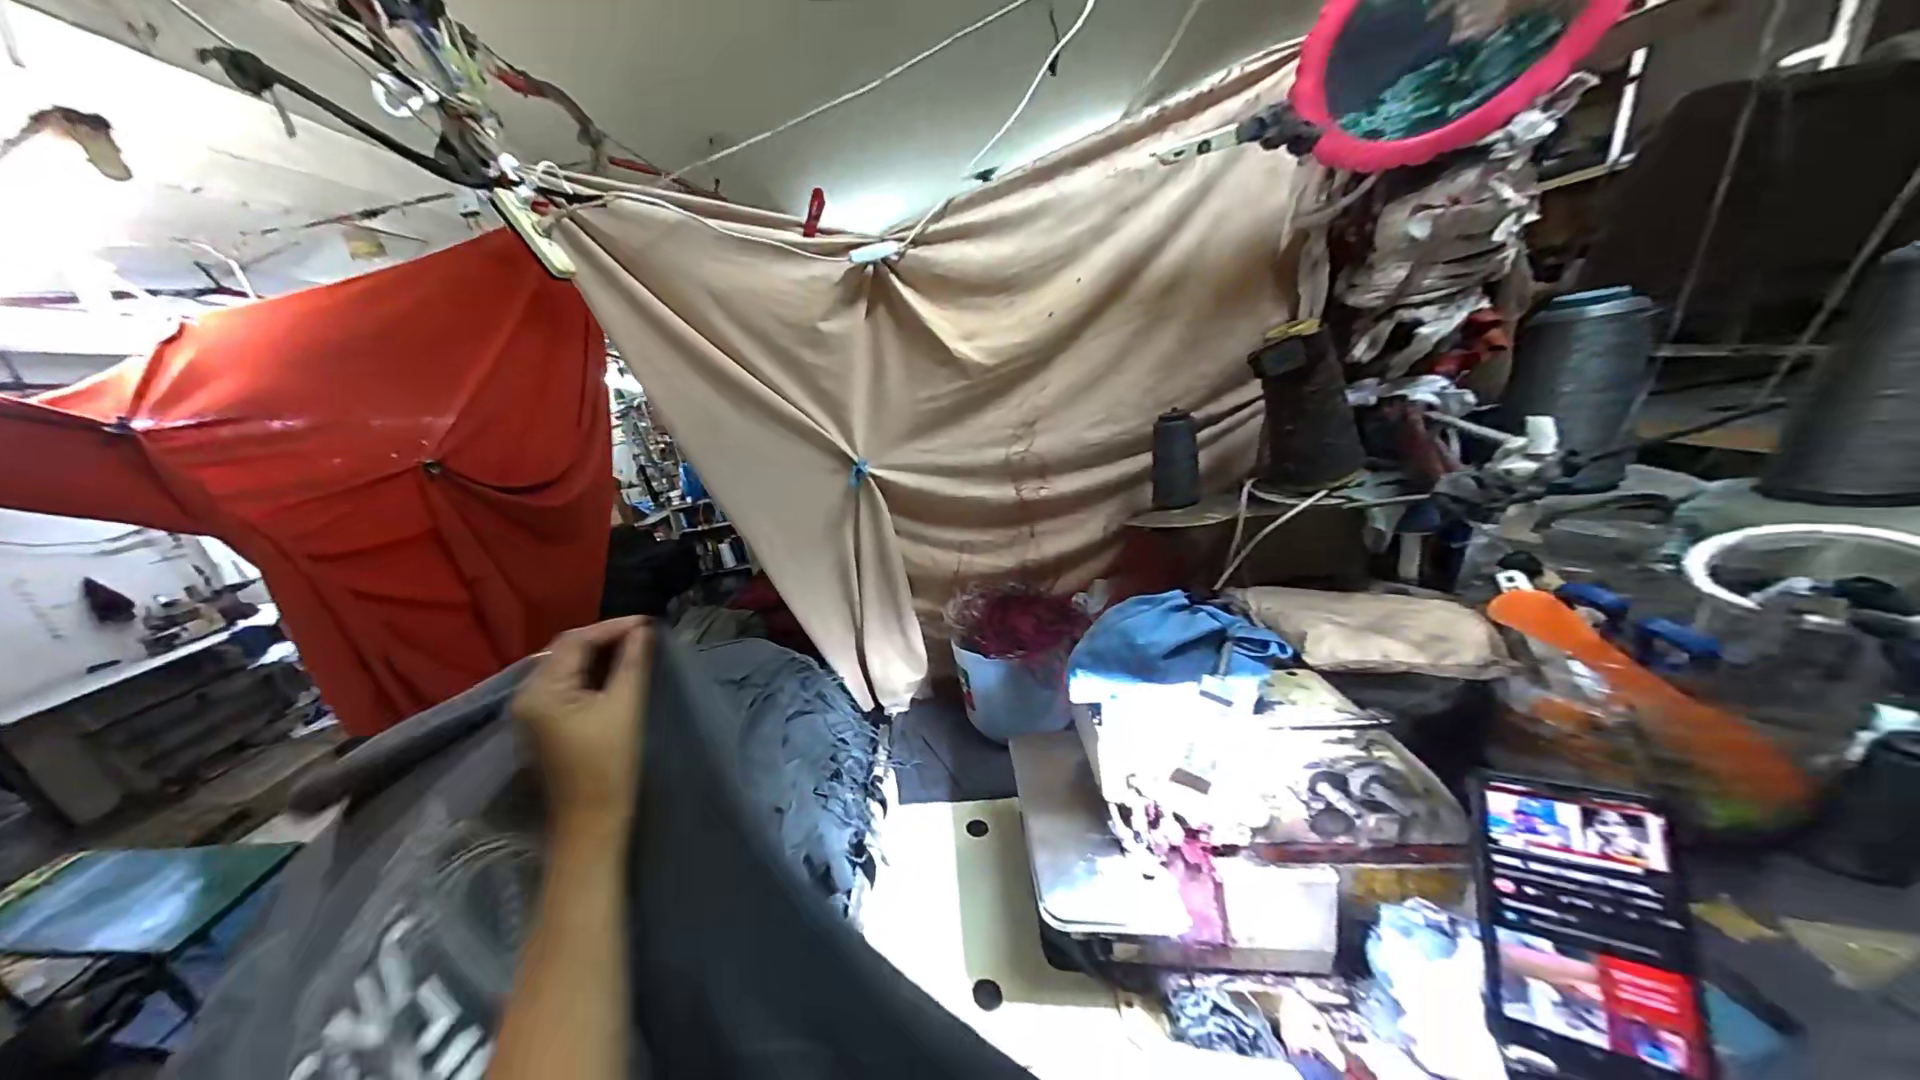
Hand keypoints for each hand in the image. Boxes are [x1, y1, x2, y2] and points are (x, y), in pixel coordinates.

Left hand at [510, 616, 653, 833]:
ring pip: (564, 665)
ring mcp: (529, 710)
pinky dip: (589, 670)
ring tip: (634, 645)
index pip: (575, 641)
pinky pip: (564, 682)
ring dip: (598, 652)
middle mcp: (525, 695)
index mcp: (540, 691)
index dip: (613, 626)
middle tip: (643, 632)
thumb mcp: (625, 706)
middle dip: (605, 637)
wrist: (591, 819)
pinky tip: (615, 668)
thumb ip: (632, 662)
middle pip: (565, 650)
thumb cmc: (609, 763)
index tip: (648, 622)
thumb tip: (643, 630)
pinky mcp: (541, 721)